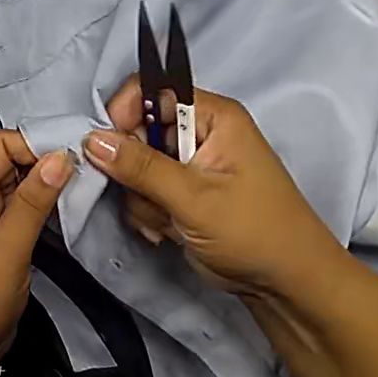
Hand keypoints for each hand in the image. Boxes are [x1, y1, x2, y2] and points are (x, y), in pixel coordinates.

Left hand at [0, 130, 72, 374]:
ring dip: (49, 180)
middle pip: (10, 160)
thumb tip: (63, 156)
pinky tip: (71, 200)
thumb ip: (33, 202)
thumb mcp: (6, 251)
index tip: (77, 152)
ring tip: (87, 180)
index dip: (36, 144)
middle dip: (46, 160)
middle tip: (90, 165)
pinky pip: (23, 204)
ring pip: (20, 181)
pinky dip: (45, 201)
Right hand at [83, 78, 351, 307]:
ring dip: (142, 200)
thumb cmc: (254, 231)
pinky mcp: (178, 193)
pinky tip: (168, 231)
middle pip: (136, 133)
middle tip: (149, 197)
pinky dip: (147, 214)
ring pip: (133, 169)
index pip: (152, 93)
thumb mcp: (194, 198)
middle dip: (134, 171)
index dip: (125, 115)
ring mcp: (186, 166)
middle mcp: (198, 134)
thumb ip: (141, 167)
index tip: (108, 149)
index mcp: (212, 117)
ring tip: (169, 222)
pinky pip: (141, 193)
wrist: (285, 283)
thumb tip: (92, 139)